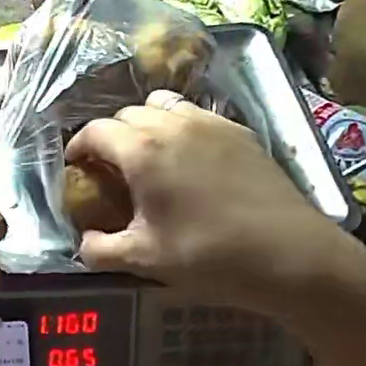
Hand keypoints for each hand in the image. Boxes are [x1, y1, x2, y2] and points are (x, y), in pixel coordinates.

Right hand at [64, 91, 365, 314]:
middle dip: (110, 136)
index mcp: (141, 151)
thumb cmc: (207, 255)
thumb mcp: (143, 259)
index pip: (94, 131)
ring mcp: (210, 123)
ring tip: (147, 155)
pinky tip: (187, 158)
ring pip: (163, 106)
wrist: (290, 254)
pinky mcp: (240, 132)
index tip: (75, 168)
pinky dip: (179, 127)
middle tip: (109, 168)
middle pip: (126, 114)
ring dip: (145, 125)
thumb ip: (99, 249)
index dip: (77, 147)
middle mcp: (172, 125)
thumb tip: (83, 242)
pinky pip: (196, 114)